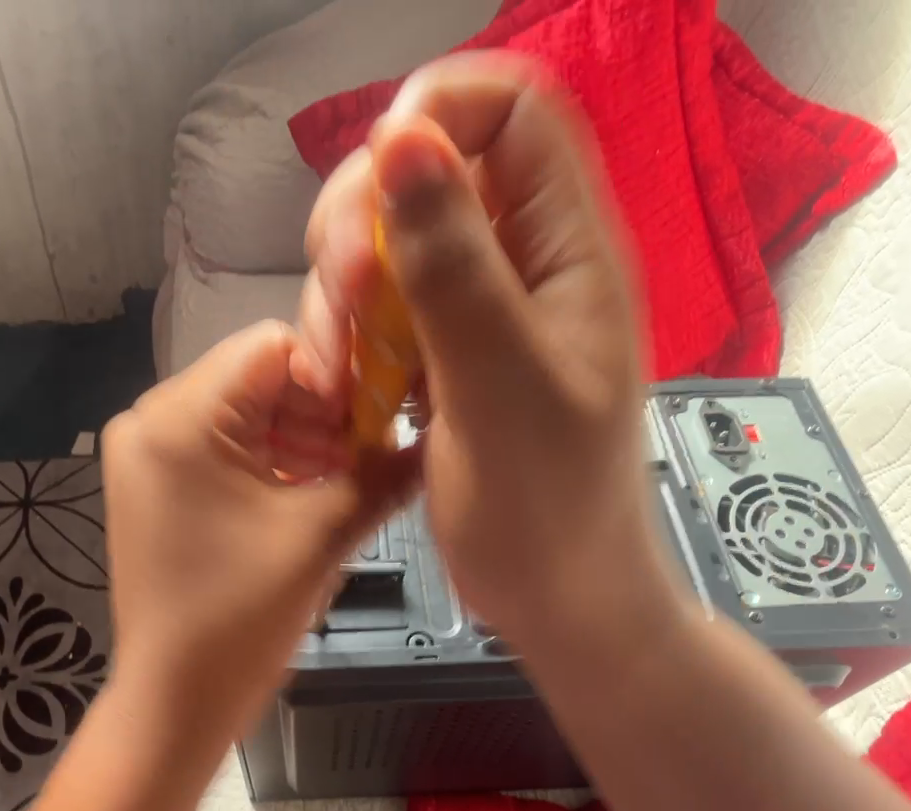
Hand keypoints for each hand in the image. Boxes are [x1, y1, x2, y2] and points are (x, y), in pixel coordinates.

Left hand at [101, 321, 416, 749]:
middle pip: (258, 381)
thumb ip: (382, 474)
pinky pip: (225, 452)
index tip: (382, 412)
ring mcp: (149, 456)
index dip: (336, 372)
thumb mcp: (319, 536)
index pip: (273, 347)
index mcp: (178, 418)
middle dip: (324, 412)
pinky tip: (318, 492)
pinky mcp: (157, 488)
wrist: (174, 704)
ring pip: (244, 417)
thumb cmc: (239, 618)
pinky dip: (273, 464)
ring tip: (355, 477)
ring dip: (303, 440)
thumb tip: (439, 435)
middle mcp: (151, 420)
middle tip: (377, 450)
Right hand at [300, 53, 690, 659]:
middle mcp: (526, 264)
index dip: (440, 114)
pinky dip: (350, 333)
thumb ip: (453, 263)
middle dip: (368, 215)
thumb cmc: (546, 507)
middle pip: (433, 169)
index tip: (377, 176)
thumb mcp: (500, 382)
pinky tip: (346, 383)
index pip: (514, 111)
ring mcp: (482, 311)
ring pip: (394, 242)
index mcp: (569, 250)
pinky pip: (383, 308)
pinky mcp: (446, 355)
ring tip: (342, 361)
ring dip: (346, 286)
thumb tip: (402, 136)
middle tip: (346, 292)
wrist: (557, 600)